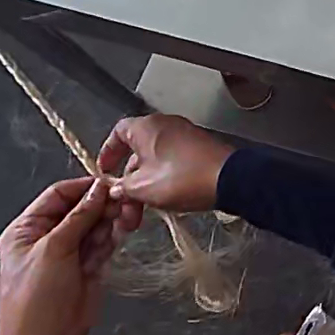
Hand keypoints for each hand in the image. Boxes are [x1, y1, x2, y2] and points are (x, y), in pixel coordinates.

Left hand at [0, 177, 137, 334]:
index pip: (59, 195)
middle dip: (104, 206)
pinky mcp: (90, 262)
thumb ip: (79, 216)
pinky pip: (107, 240)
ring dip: (112, 222)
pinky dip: (114, 238)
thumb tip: (100, 188)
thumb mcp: (54, 250)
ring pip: (99, 223)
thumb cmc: (37, 297)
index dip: (85, 188)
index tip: (112, 185)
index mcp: (27, 229)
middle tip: (125, 206)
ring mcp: (71, 249)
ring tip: (123, 226)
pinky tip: (118, 239)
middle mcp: (49, 235)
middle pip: (83, 207)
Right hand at [99, 114, 234, 213]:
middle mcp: (167, 125)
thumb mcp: (142, 187)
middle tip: (125, 203)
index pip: (118, 132)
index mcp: (148, 127)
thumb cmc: (181, 179)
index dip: (108, 152)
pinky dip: (164, 178)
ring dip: (145, 183)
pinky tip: (163, 200)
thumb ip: (123, 188)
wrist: (230, 179)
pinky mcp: (201, 149)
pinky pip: (174, 162)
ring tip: (142, 210)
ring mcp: (186, 136)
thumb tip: (115, 189)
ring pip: (156, 160)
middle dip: (128, 179)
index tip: (105, 171)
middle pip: (137, 150)